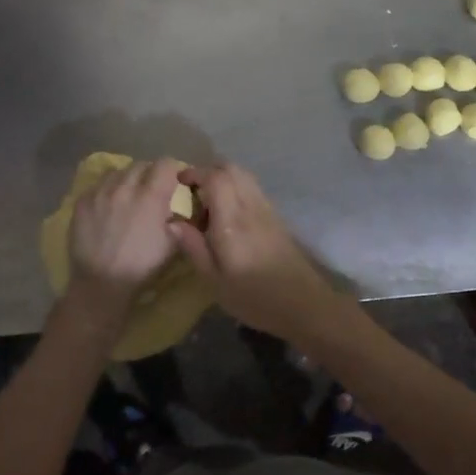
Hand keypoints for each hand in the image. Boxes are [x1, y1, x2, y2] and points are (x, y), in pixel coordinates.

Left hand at [57, 158, 184, 338]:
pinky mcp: (82, 201)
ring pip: (117, 172)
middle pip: (141, 165)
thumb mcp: (172, 245)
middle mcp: (125, 186)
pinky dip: (106, 190)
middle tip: (151, 189)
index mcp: (151, 195)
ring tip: (127, 194)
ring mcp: (100, 192)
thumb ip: (179, 221)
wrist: (101, 282)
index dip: (172, 170)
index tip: (173, 181)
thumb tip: (178, 209)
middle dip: (149, 173)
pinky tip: (107, 205)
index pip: (165, 163)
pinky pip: (97, 185)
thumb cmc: (142, 266)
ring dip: (127, 179)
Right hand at [169, 164, 353, 344]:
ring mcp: (267, 210)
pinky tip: (229, 213)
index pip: (215, 177)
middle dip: (209, 170)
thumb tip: (172, 221)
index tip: (179, 182)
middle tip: (192, 189)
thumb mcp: (214, 280)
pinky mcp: (277, 218)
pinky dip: (237, 188)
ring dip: (224, 178)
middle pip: (232, 168)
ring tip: (209, 201)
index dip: (195, 172)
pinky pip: (253, 189)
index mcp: (232, 221)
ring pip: (245, 176)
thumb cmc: (254, 298)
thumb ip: (193, 247)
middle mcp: (251, 207)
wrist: (303, 305)